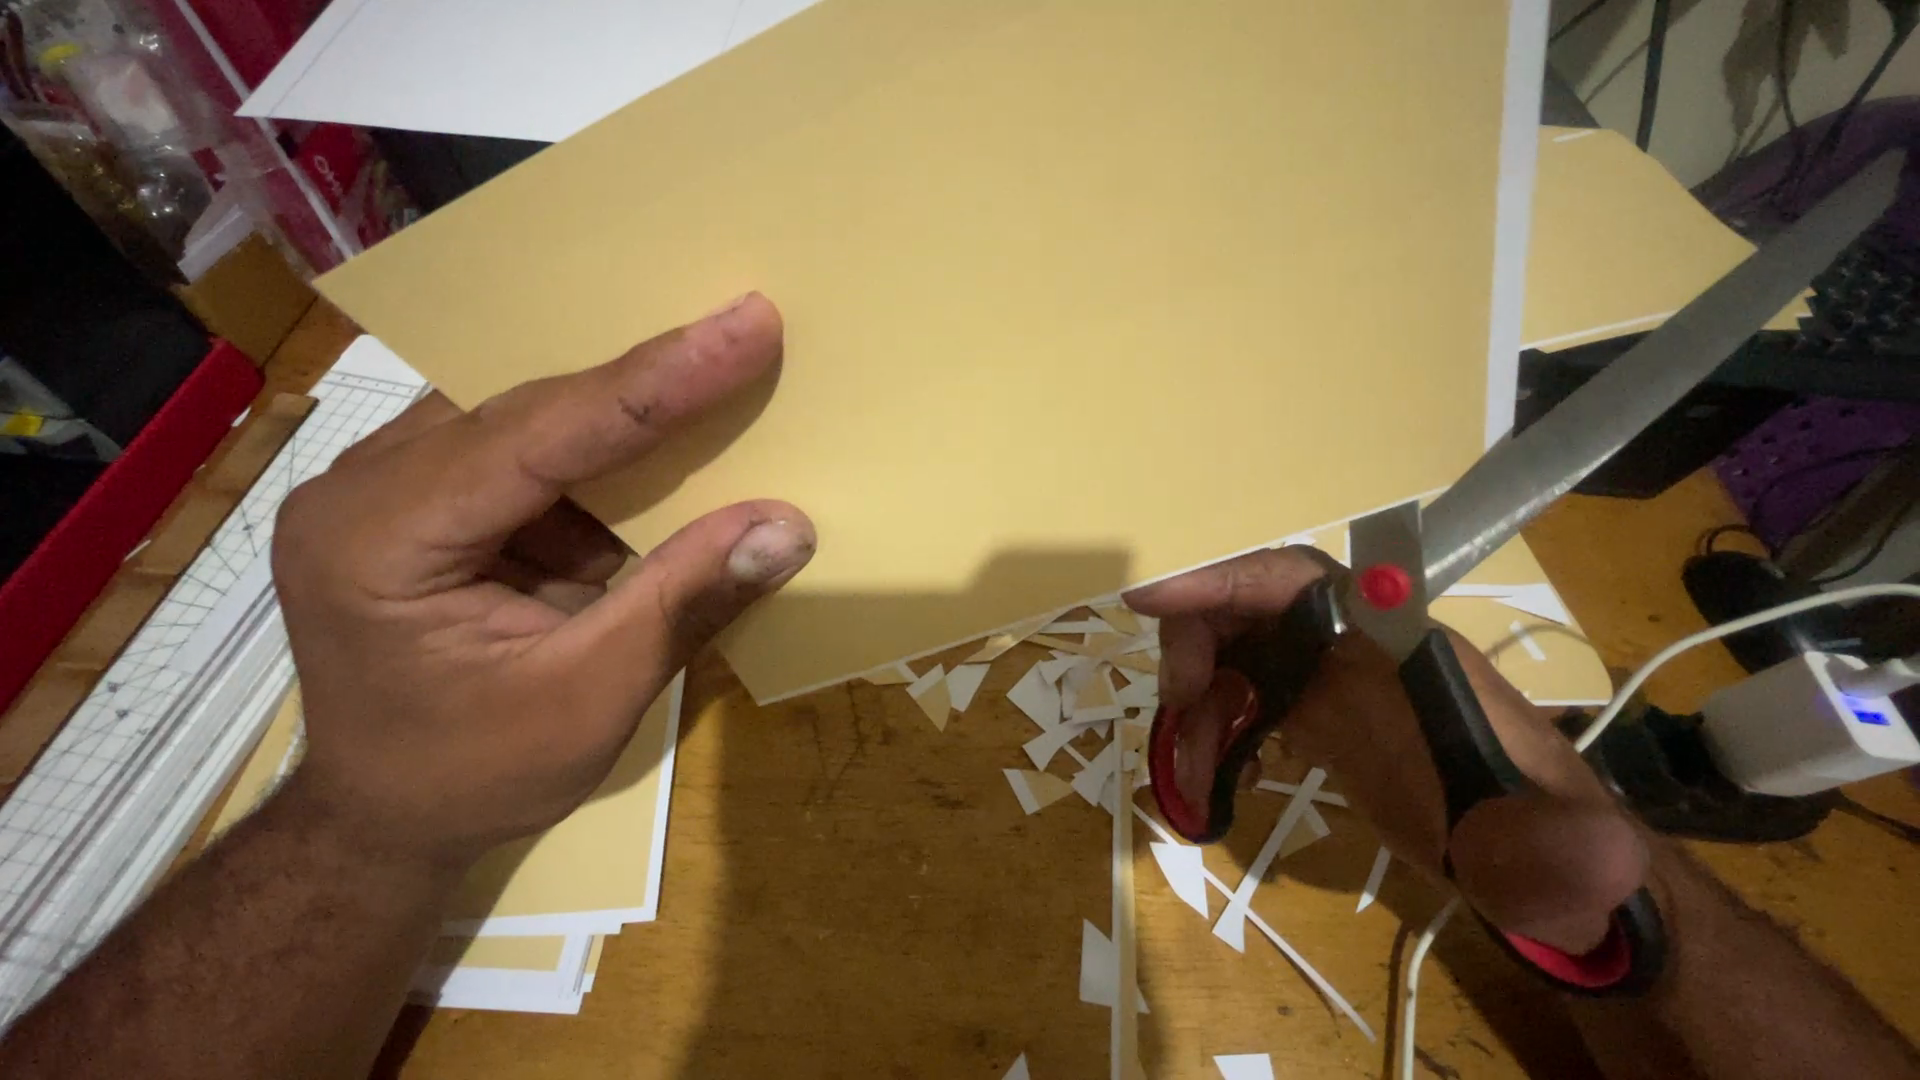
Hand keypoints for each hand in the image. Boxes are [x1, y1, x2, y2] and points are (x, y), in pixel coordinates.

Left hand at [272, 293, 814, 866]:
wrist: (386, 822)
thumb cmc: (475, 775)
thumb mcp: (589, 700)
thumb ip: (683, 602)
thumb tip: (788, 526)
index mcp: (380, 537)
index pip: (539, 433)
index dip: (656, 382)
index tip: (746, 326)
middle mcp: (370, 487)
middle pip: (533, 408)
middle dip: (649, 380)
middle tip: (747, 332)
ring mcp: (396, 490)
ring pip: (534, 417)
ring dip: (631, 410)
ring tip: (723, 376)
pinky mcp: (437, 505)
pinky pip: (536, 453)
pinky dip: (611, 454)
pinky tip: (671, 445)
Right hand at [1125, 546, 1645, 951]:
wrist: (1530, 857)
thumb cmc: (1539, 839)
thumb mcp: (1547, 847)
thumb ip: (1551, 850)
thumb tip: (1555, 844)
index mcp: (1395, 642)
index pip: (1296, 581)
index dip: (1222, 580)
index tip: (1153, 596)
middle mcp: (1348, 641)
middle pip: (1241, 611)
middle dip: (1194, 651)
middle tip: (1182, 710)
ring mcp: (1324, 674)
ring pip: (1228, 659)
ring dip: (1197, 712)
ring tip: (1193, 781)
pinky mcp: (1311, 710)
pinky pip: (1239, 698)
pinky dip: (1213, 734)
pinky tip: (1214, 780)